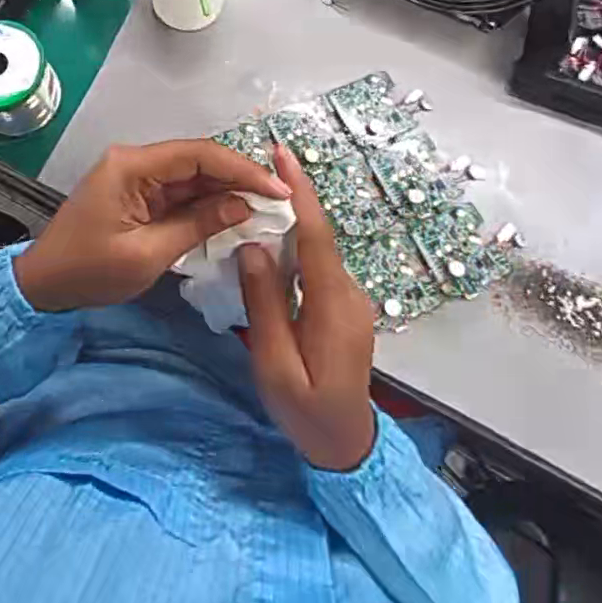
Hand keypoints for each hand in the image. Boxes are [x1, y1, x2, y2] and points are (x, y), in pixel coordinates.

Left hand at [15, 140, 290, 312]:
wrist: (42, 283)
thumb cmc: (88, 271)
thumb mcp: (147, 254)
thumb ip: (198, 224)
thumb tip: (243, 205)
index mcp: (131, 167)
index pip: (198, 155)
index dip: (242, 169)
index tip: (278, 190)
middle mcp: (133, 162)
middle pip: (197, 161)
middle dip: (239, 179)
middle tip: (278, 203)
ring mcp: (134, 177)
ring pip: (191, 176)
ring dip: (225, 191)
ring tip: (265, 210)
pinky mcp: (135, 194)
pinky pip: (177, 192)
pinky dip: (204, 204)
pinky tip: (232, 215)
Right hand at [238, 143, 379, 470]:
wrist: (346, 447)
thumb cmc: (306, 411)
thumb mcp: (276, 364)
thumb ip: (265, 305)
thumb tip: (252, 247)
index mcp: (334, 306)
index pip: (316, 237)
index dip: (300, 193)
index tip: (282, 155)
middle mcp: (349, 294)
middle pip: (319, 234)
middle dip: (292, 195)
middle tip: (258, 162)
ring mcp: (349, 299)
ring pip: (317, 247)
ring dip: (291, 216)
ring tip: (256, 191)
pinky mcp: (341, 306)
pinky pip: (316, 263)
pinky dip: (294, 241)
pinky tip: (269, 236)